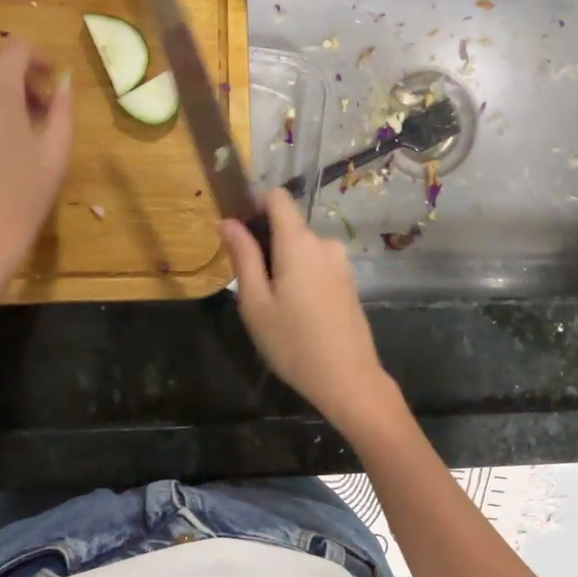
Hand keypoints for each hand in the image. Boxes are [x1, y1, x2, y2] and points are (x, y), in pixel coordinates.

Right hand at [221, 192, 399, 430]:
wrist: (347, 379)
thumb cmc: (293, 344)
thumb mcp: (256, 303)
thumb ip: (243, 257)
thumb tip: (228, 222)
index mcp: (299, 243)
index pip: (277, 198)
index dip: (254, 205)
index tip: (237, 231)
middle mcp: (324, 244)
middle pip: (289, 226)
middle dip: (265, 244)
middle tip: (249, 286)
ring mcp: (341, 263)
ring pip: (302, 249)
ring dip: (283, 264)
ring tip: (272, 305)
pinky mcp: (349, 283)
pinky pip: (317, 266)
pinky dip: (300, 277)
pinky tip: (295, 313)